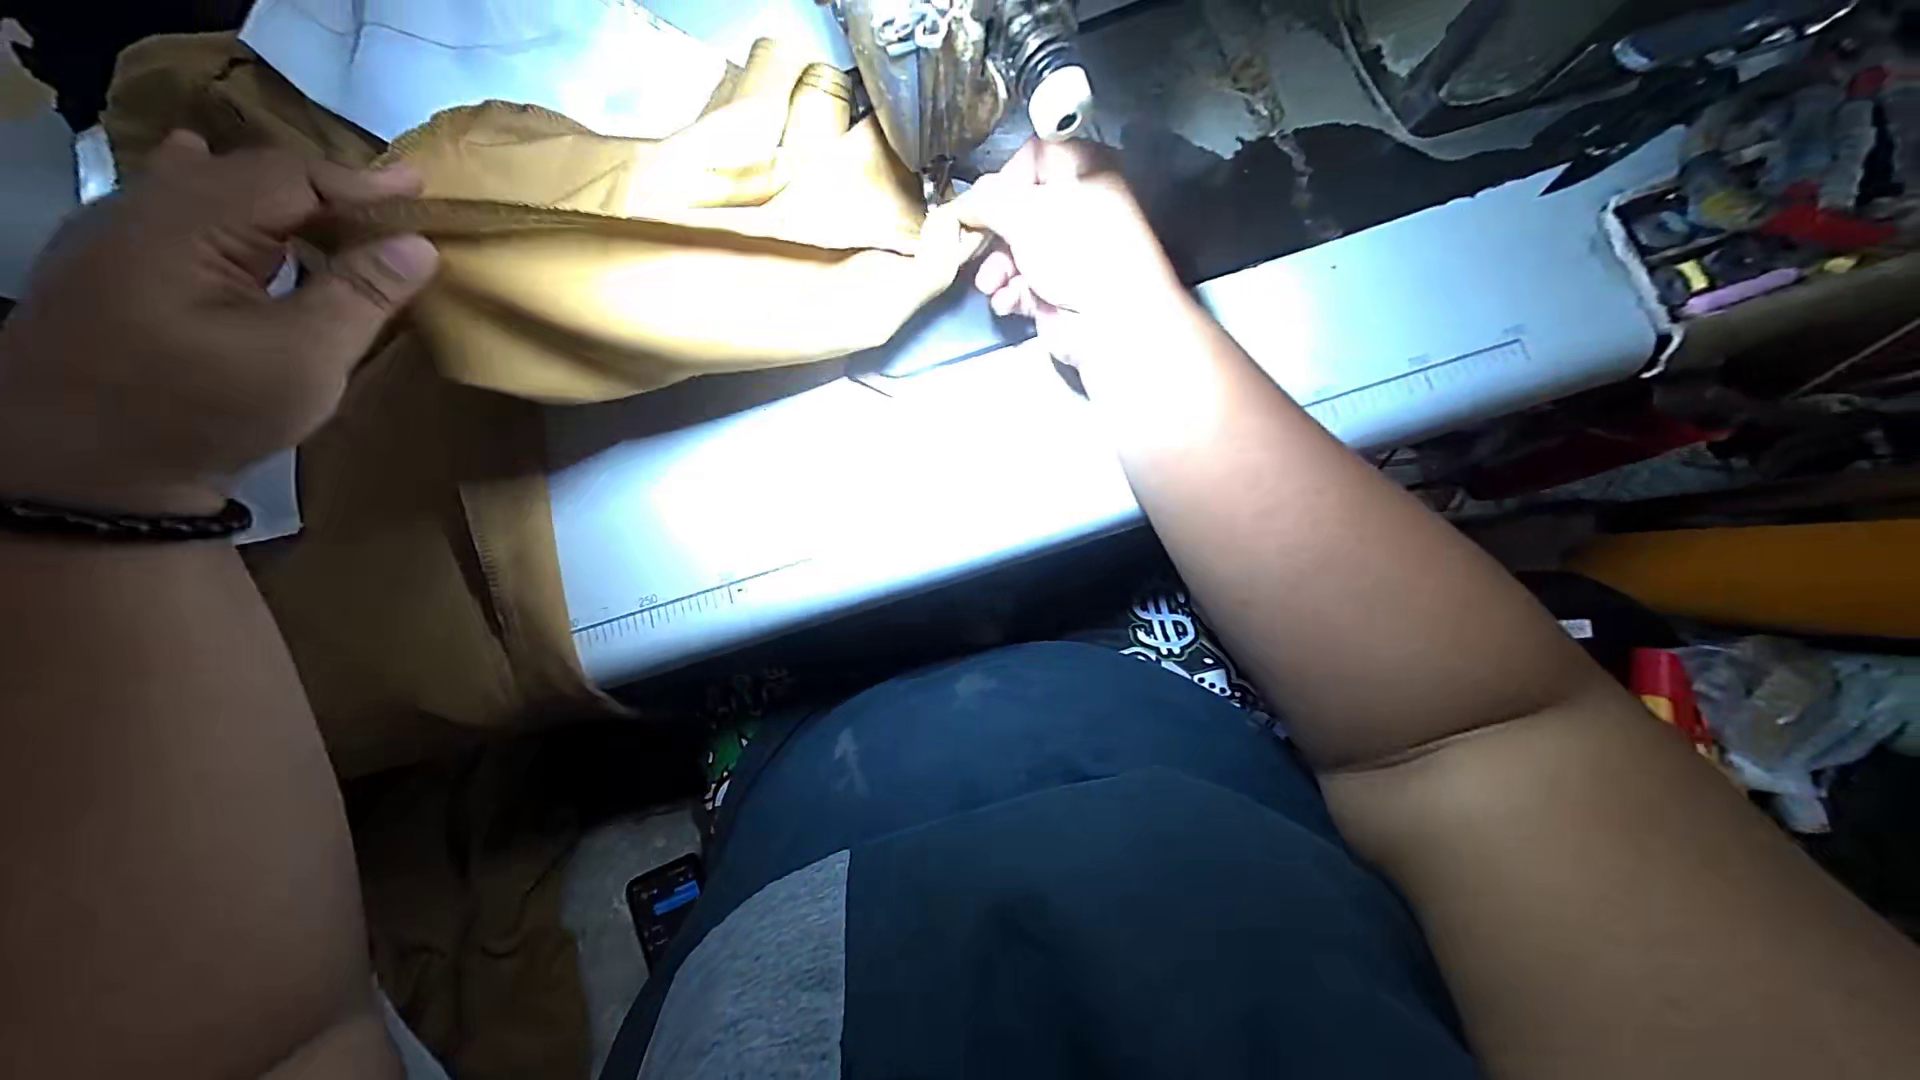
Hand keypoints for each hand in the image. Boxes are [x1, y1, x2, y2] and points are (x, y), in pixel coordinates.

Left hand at [0, 131, 437, 515]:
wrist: (83, 463)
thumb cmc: (204, 407)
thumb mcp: (303, 356)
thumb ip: (361, 294)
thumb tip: (419, 244)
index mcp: (188, 225)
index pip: (289, 177)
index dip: (363, 183)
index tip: (423, 188)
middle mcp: (146, 212)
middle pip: (251, 175)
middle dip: (331, 186)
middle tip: (399, 203)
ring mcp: (123, 236)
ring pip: (216, 189)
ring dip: (289, 195)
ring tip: (346, 206)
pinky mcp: (122, 266)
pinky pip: (184, 209)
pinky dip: (230, 199)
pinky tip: (218, 179)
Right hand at [955, 138, 1187, 366]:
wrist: (1111, 322)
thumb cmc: (1075, 252)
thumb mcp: (1025, 213)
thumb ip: (988, 201)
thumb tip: (966, 201)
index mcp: (1084, 173)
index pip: (1036, 156)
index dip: (1006, 176)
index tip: (985, 200)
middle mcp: (1079, 210)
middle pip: (1020, 210)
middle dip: (993, 232)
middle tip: (975, 244)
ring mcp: (1069, 254)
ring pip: (1018, 252)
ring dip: (997, 269)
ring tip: (989, 284)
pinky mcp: (1060, 292)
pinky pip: (1025, 285)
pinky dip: (1011, 293)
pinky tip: (1007, 301)